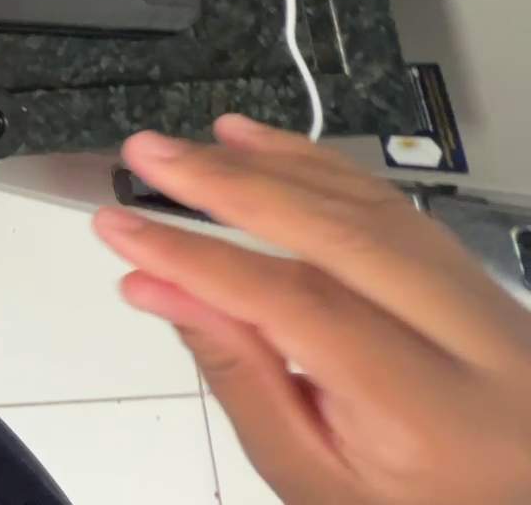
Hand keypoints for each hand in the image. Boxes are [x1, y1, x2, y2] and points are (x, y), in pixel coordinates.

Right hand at [93, 115, 530, 504]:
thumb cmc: (392, 502)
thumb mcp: (302, 465)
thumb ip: (230, 367)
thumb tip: (146, 283)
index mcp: (440, 415)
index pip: (298, 307)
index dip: (196, 259)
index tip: (116, 226)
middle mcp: (489, 350)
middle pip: (345, 239)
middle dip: (229, 186)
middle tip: (145, 154)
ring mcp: (493, 307)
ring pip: (367, 208)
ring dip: (260, 165)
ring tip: (178, 147)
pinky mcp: (474, 279)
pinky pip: (389, 204)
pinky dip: (311, 163)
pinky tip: (249, 139)